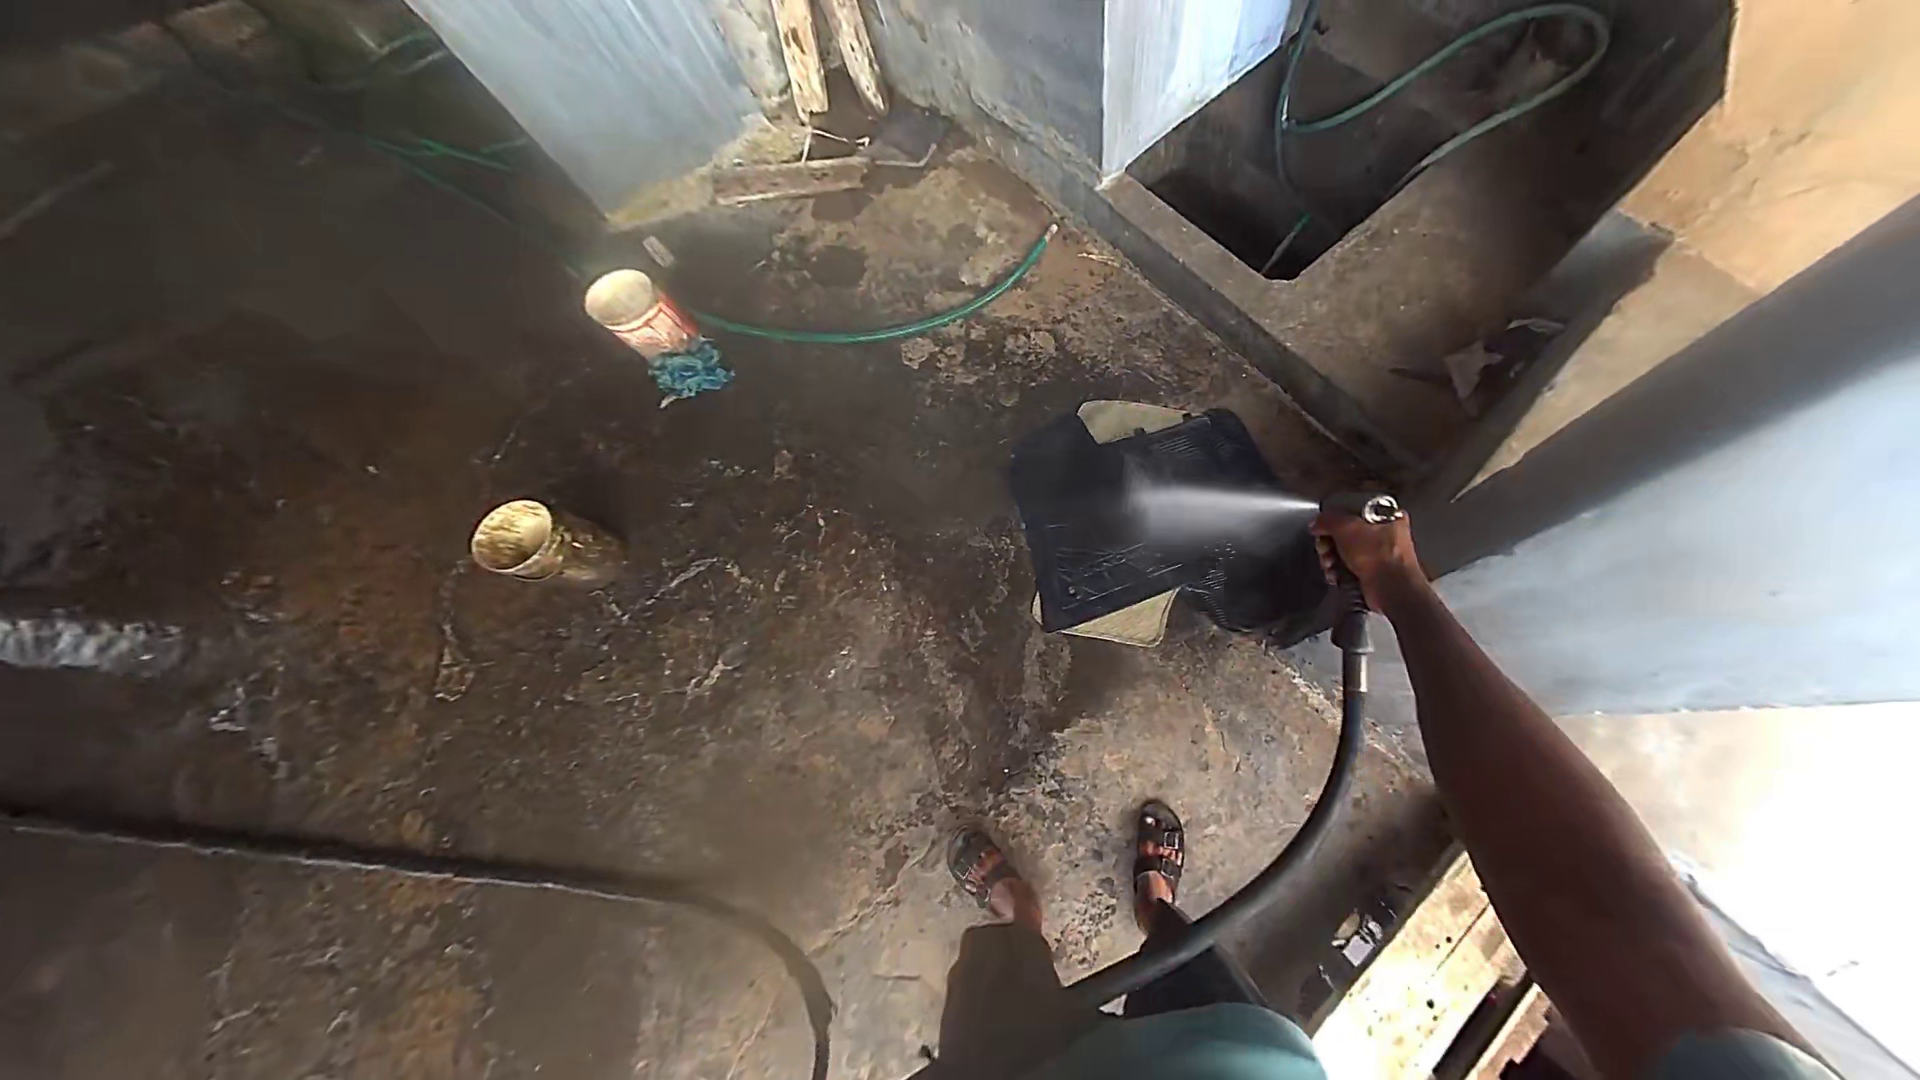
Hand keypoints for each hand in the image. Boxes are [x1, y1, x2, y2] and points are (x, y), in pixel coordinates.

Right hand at [1310, 508, 1425, 611]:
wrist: (1391, 587)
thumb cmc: (1375, 553)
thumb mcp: (1346, 527)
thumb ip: (1327, 520)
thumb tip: (1315, 524)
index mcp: (1386, 516)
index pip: (1351, 511)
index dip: (1332, 520)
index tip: (1322, 529)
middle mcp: (1385, 533)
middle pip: (1344, 532)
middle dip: (1328, 543)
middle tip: (1325, 549)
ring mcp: (1379, 553)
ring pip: (1343, 550)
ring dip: (1330, 558)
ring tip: (1329, 564)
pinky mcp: (1372, 571)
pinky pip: (1347, 565)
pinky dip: (1337, 570)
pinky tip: (1334, 574)